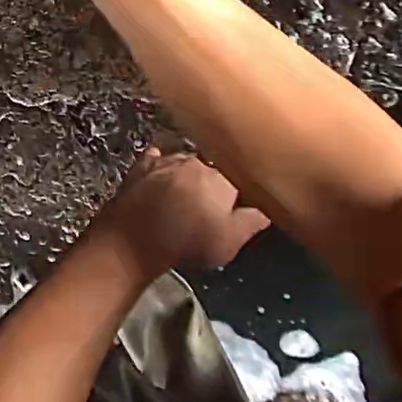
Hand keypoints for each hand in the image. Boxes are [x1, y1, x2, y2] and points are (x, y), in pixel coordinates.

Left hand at [97, 148, 270, 275]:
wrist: (135, 237)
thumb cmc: (186, 241)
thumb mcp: (229, 242)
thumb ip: (251, 222)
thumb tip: (266, 209)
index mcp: (221, 178)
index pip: (240, 179)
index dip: (241, 195)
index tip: (238, 208)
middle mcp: (196, 162)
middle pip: (213, 169)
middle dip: (213, 185)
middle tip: (210, 209)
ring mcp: (167, 161)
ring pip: (186, 163)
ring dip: (188, 176)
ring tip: (186, 198)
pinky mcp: (143, 166)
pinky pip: (157, 159)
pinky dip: (160, 167)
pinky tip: (161, 176)